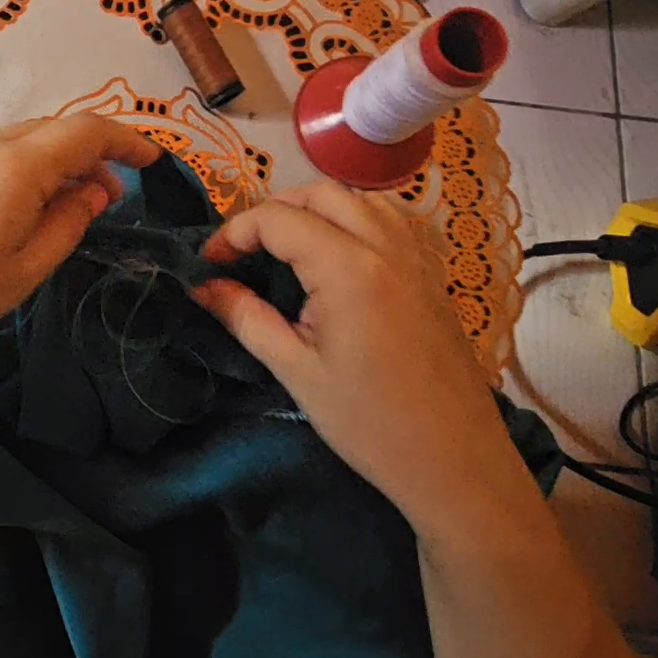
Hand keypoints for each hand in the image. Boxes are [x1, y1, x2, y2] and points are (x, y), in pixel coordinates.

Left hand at [0, 115, 160, 406]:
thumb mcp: (22, 270)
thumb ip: (67, 223)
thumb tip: (96, 189)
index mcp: (17, 166)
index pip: (87, 131)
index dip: (126, 140)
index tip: (151, 160)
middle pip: (50, 131)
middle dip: (89, 156)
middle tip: (106, 196)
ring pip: (15, 144)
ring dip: (49, 165)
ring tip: (58, 208)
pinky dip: (13, 172)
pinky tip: (5, 211)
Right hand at [189, 182, 514, 528]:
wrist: (455, 463)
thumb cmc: (368, 423)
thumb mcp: (294, 370)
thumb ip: (245, 317)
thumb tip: (202, 287)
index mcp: (349, 269)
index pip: (277, 219)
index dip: (233, 233)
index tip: (209, 265)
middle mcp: (387, 248)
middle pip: (320, 194)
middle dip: (271, 212)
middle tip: (243, 253)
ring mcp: (418, 258)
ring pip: (359, 200)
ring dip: (314, 210)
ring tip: (284, 251)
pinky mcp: (433, 275)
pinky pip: (389, 222)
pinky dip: (352, 222)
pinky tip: (334, 261)